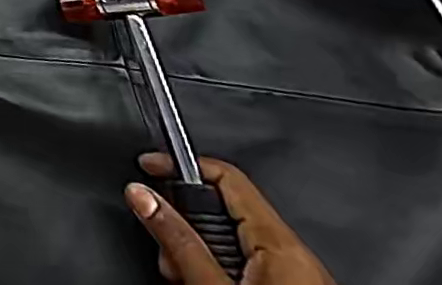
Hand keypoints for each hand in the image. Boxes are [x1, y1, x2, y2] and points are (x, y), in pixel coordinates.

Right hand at [126, 155, 336, 284]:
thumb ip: (176, 238)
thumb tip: (141, 194)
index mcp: (283, 246)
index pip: (225, 176)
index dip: (181, 167)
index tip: (147, 169)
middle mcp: (298, 259)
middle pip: (225, 209)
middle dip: (185, 223)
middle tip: (165, 248)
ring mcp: (300, 282)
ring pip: (234, 241)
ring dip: (199, 252)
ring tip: (186, 279)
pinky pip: (250, 267)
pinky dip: (220, 272)